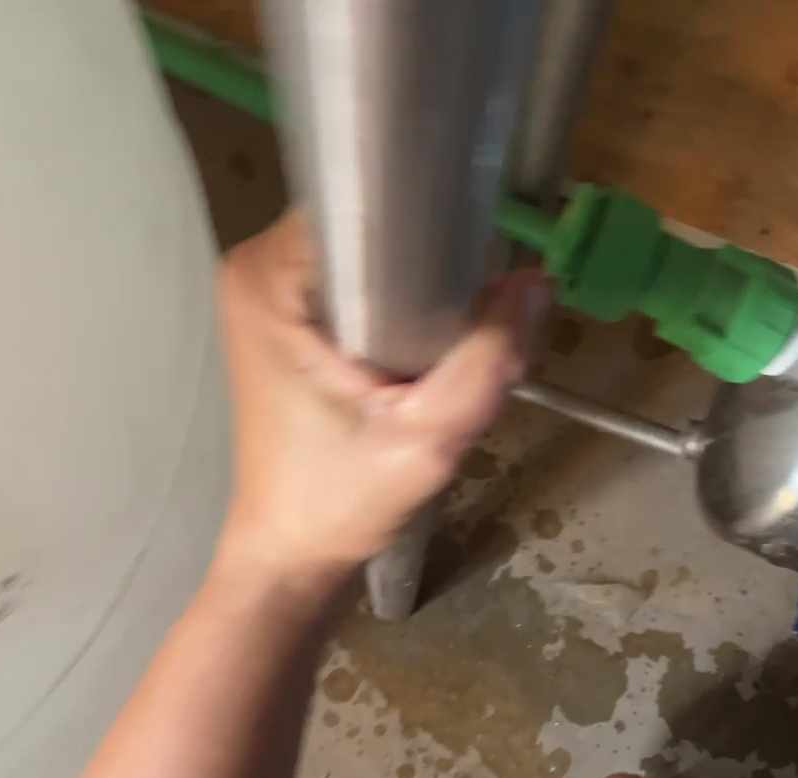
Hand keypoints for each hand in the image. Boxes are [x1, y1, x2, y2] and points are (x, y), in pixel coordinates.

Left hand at [214, 211, 547, 573]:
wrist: (293, 554)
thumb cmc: (341, 502)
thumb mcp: (428, 440)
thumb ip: (487, 363)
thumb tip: (538, 282)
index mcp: (273, 279)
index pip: (366, 204)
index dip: (433, 225)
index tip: (481, 266)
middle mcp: (260, 272)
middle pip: (372, 229)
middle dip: (433, 270)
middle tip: (471, 325)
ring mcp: (270, 297)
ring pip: (372, 261)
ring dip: (422, 296)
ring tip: (449, 346)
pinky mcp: (288, 325)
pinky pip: (361, 289)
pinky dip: (402, 314)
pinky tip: (424, 356)